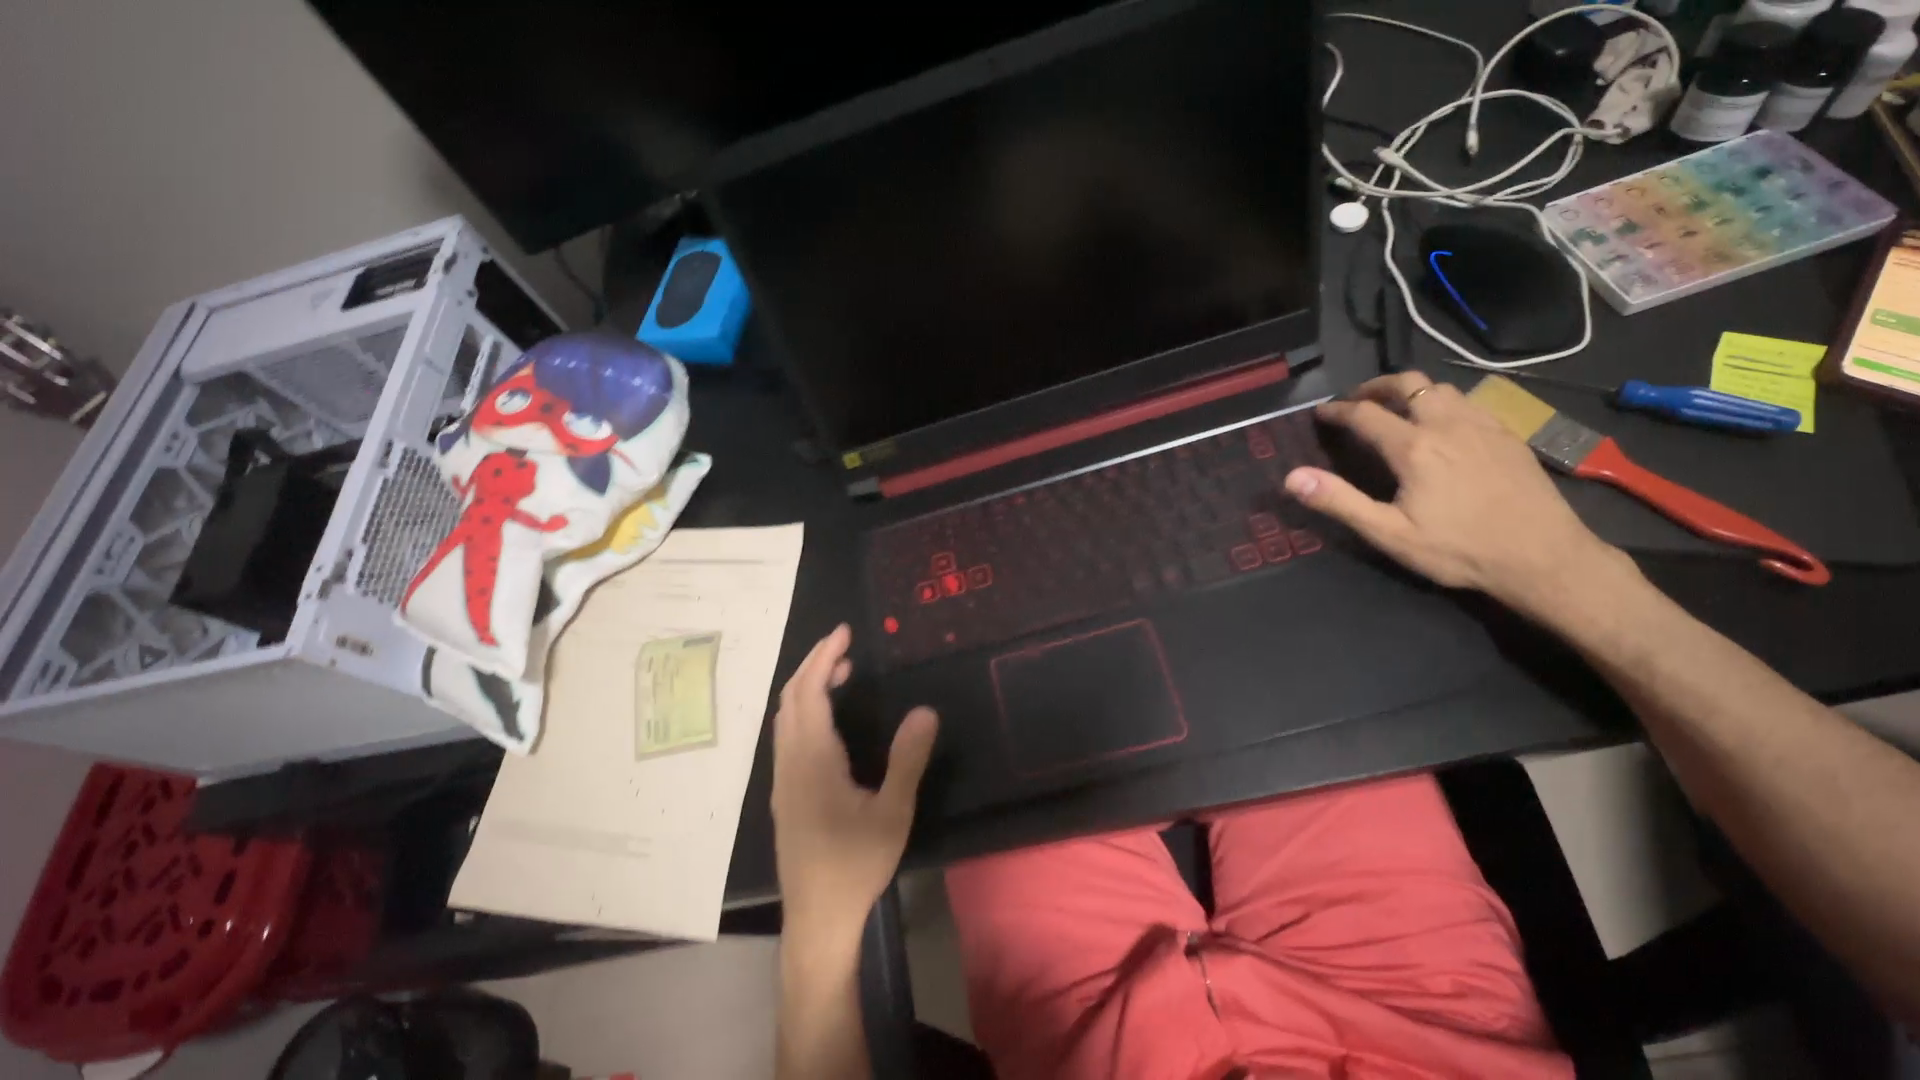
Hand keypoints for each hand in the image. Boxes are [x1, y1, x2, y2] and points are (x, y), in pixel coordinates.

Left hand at [772, 624, 938, 934]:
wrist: (817, 915)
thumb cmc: (856, 863)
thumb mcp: (892, 812)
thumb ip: (907, 759)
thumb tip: (925, 710)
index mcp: (813, 758)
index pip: (810, 691)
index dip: (824, 657)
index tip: (843, 632)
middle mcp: (789, 761)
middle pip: (790, 698)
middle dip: (814, 665)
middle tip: (846, 647)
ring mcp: (781, 779)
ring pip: (785, 718)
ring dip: (807, 688)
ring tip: (841, 676)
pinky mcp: (783, 795)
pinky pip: (786, 735)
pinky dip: (803, 711)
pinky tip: (828, 723)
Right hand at [1285, 372, 1630, 616]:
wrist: (1543, 556)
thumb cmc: (1459, 550)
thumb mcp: (1390, 534)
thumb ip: (1340, 502)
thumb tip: (1292, 477)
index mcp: (1414, 447)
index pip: (1365, 414)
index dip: (1337, 411)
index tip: (1320, 414)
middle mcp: (1447, 424)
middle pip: (1407, 384)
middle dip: (1375, 387)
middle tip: (1356, 402)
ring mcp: (1483, 425)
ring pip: (1440, 388)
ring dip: (1411, 392)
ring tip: (1396, 410)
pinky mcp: (1508, 435)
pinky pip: (1468, 403)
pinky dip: (1443, 404)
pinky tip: (1443, 427)